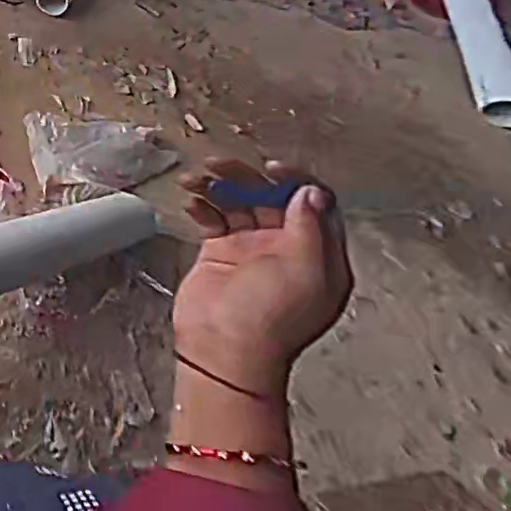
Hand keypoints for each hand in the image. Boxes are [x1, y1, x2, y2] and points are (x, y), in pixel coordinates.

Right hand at [173, 159, 350, 395]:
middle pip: (270, 198)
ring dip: (217, 188)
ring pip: (238, 205)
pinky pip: (212, 220)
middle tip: (217, 164)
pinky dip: (202, 207)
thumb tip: (310, 192)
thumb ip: (309, 229)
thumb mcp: (305, 272)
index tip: (270, 166)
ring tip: (194, 179)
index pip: (313, 204)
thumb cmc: (269, 319)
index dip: (294, 180)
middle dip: (245, 178)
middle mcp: (286, 248)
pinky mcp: (219, 253)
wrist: (223, 345)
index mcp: (318, 254)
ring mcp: (251, 250)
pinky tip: (192, 203)